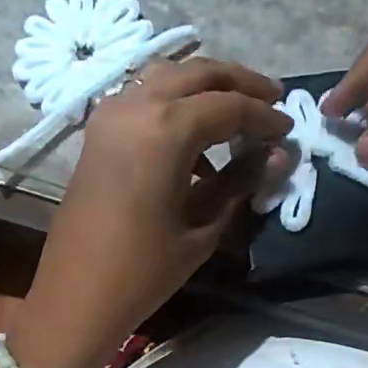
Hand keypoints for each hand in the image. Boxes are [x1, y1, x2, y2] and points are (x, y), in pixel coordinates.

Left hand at [11, 59, 291, 367]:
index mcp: (166, 130)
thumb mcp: (202, 228)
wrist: (78, 294)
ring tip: (237, 113)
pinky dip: (175, 105)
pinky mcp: (98, 132)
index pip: (228, 105)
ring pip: (167, 78)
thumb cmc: (145, 270)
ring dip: (205, 87)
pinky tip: (196, 142)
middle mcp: (136, 106)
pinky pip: (144, 98)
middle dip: (239, 82)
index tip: (289, 128)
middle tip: (271, 98)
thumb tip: (277, 156)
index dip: (264, 116)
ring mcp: (111, 114)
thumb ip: (239, 183)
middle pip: (197, 73)